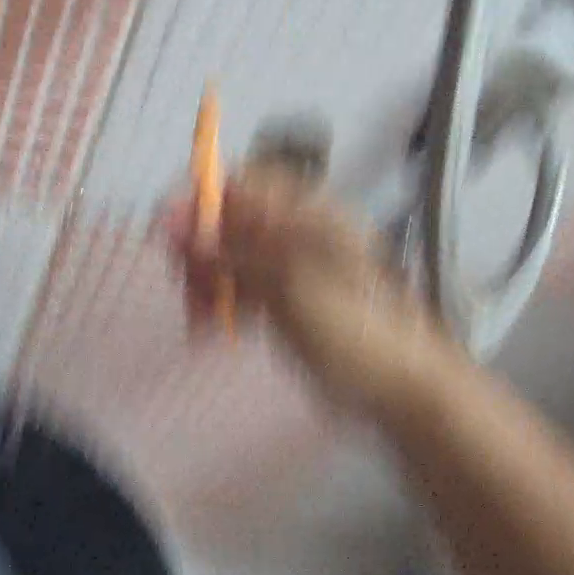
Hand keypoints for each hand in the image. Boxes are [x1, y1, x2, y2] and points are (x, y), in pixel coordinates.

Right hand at [164, 165, 451, 414]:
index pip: (240, 183)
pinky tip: (207, 329)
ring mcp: (286, 267)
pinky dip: (217, 306)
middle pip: (224, 222)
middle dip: (197, 251)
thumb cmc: (353, 329)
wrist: (405, 391)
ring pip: (224, 258)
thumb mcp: (287, 286)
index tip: (168, 231)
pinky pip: (235, 290)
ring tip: (198, 319)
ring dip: (202, 284)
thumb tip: (172, 224)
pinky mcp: (280, 299)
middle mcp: (293, 232)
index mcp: (304, 213)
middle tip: (185, 285)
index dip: (199, 199)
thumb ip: (229, 253)